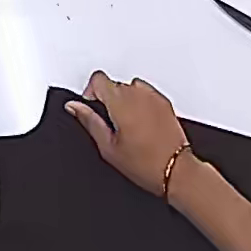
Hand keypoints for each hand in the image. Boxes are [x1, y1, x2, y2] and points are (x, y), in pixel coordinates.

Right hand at [65, 71, 192, 196]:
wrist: (177, 171)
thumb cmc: (146, 163)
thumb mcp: (108, 147)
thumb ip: (89, 121)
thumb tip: (74, 106)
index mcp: (120, 100)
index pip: (98, 79)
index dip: (90, 92)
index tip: (91, 108)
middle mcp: (138, 93)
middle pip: (114, 84)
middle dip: (108, 100)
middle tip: (110, 125)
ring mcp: (153, 96)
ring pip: (130, 88)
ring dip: (125, 100)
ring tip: (126, 125)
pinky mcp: (165, 103)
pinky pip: (146, 94)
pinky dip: (140, 103)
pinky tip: (141, 125)